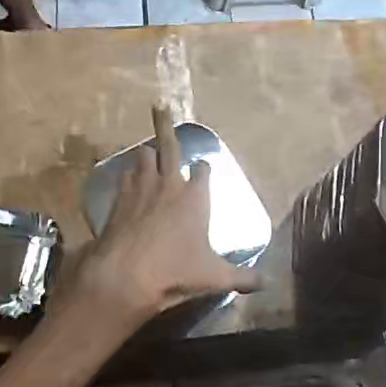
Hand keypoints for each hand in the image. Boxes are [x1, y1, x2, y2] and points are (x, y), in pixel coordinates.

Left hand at [68, 105, 262, 325]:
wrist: (125, 275)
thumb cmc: (176, 272)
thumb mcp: (214, 277)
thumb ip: (242, 277)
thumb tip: (268, 282)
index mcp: (195, 197)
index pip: (203, 170)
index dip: (203, 170)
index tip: (202, 171)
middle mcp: (169, 184)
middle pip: (169, 145)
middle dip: (166, 125)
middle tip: (160, 104)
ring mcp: (140, 188)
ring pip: (142, 157)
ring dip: (146, 155)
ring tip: (147, 155)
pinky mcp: (117, 199)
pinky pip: (123, 177)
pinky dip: (127, 176)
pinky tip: (126, 182)